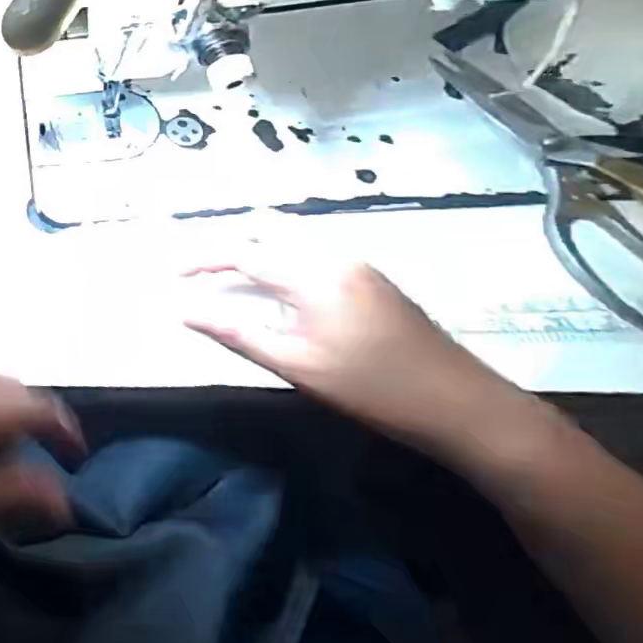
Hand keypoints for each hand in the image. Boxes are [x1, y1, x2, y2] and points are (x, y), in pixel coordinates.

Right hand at [181, 259, 539, 457]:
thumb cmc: (374, 389)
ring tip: (221, 277)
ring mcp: (358, 268)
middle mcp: (336, 260)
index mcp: (316, 276)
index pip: (243, 254)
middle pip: (268, 233)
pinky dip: (277, 263)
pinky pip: (310, 257)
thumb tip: (183, 311)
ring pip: (290, 243)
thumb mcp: (295, 364)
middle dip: (224, 246)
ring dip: (251, 253)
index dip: (201, 261)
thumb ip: (235, 332)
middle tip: (194, 269)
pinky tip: (268, 287)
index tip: (172, 275)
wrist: (470, 409)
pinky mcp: (370, 282)